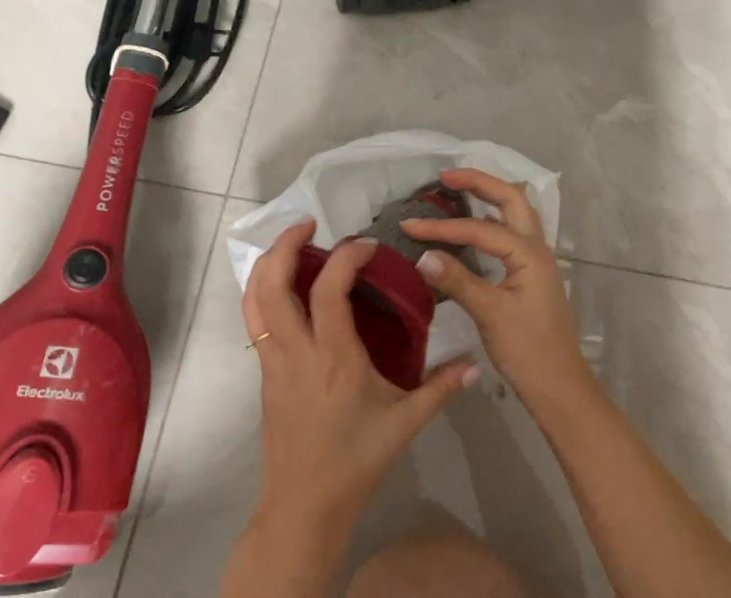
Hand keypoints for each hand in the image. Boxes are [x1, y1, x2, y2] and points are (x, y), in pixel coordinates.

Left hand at [240, 220, 477, 531]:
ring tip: (290, 245)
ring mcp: (274, 363)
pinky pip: (256, 322)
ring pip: (254, 301)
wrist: (304, 505)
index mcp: (334, 358)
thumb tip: (476, 365)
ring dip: (267, 265)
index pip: (330, 289)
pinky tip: (284, 288)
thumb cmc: (357, 461)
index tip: (366, 245)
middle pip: (272, 284)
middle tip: (308, 224)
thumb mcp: (406, 423)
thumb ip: (441, 388)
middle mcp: (297, 352)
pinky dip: (263, 292)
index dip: (346, 258)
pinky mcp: (265, 375)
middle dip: (284, 245)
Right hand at [401, 169, 593, 409]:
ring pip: (516, 213)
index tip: (409, 226)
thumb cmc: (527, 349)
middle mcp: (537, 248)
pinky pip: (512, 233)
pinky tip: (473, 229)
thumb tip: (423, 255)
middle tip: (445, 177)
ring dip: (490, 196)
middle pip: (511, 199)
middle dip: (479, 183)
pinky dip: (492, 220)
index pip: (481, 228)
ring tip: (458, 190)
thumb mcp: (490, 314)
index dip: (443, 227)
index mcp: (529, 254)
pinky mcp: (531, 275)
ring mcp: (536, 261)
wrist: (558, 385)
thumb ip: (457, 281)